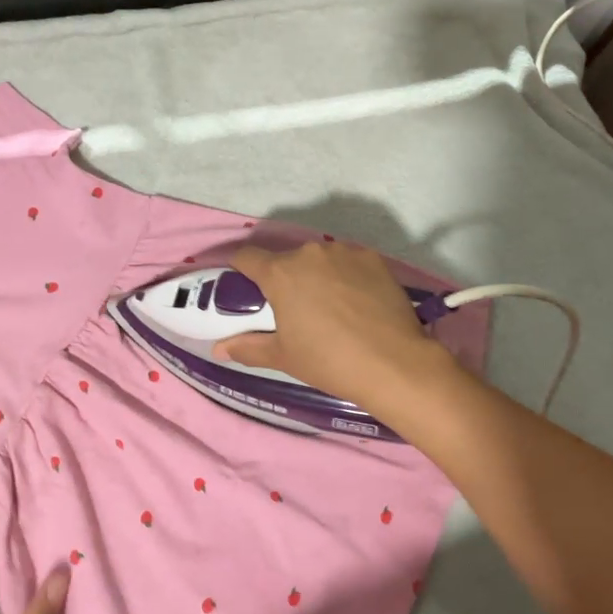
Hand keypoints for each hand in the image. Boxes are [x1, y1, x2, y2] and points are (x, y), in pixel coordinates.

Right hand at [213, 242, 453, 408]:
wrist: (393, 362)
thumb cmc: (329, 361)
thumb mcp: (284, 357)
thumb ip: (247, 347)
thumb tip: (219, 348)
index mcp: (281, 273)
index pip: (247, 256)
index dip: (241, 270)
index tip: (245, 288)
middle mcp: (310, 253)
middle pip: (287, 259)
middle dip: (285, 279)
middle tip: (294, 310)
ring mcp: (345, 252)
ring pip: (319, 259)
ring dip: (317, 275)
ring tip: (331, 308)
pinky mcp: (373, 258)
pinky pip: (349, 262)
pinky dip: (346, 276)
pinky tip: (356, 303)